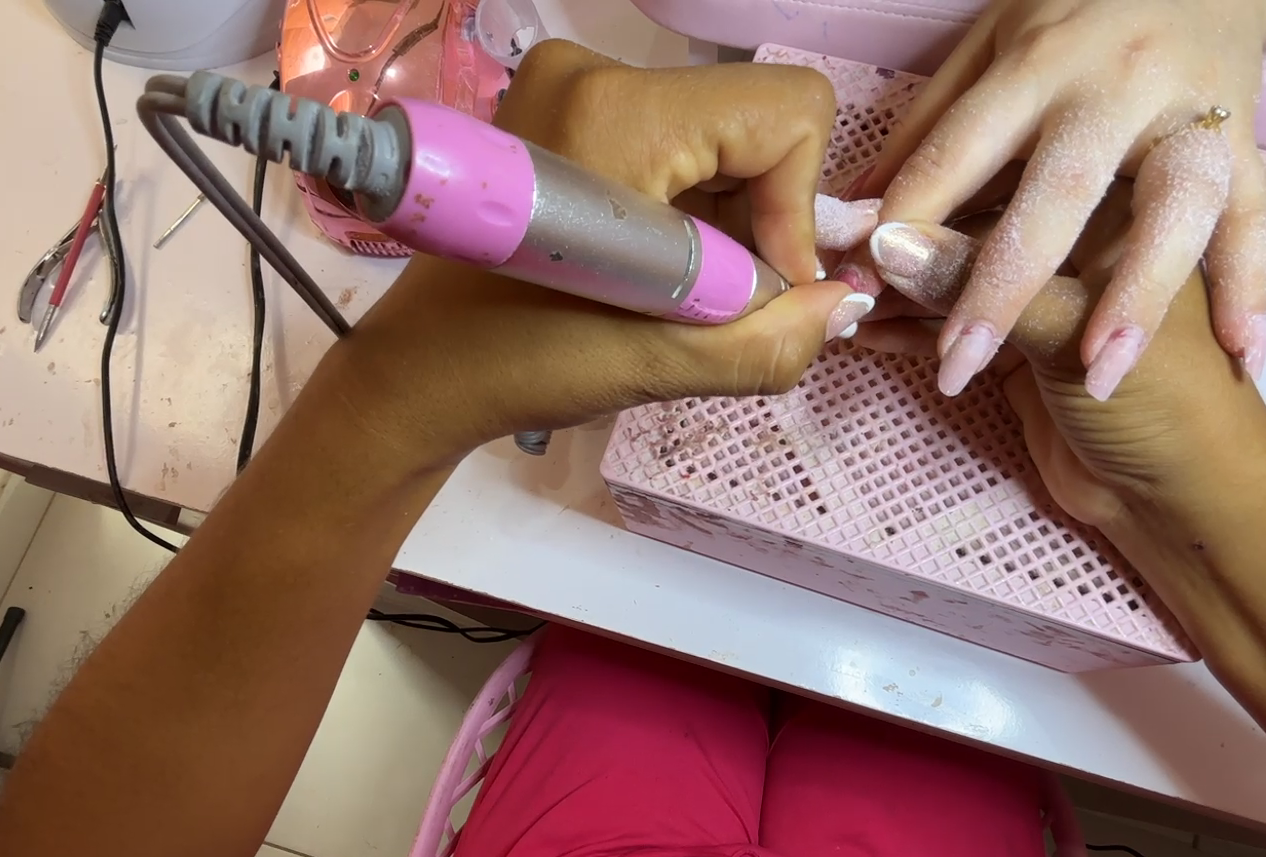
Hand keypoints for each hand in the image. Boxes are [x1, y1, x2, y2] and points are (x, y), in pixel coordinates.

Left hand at [330, 41, 863, 465]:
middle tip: (714, 304)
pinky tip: (654, 275)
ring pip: (721, 144)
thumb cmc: (519, 366)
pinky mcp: (568, 121)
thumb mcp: (656, 365)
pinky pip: (678, 155)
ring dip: (725, 231)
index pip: (787, 112)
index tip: (757, 293)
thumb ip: (768, 342)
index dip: (796, 212)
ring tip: (673, 297)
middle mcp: (596, 75)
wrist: (425, 372)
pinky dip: (691, 221)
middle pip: (755, 125)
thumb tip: (840, 302)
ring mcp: (576, 92)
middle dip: (759, 227)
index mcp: (617, 116)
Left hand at [858, 0, 1265, 398]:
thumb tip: (855, 213)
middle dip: (1003, 287)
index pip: (956, 155)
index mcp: (1038, 62)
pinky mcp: (1252, 140)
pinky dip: (1255, 287)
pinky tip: (1243, 356)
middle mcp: (1119, 85)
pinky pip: (1256, 218)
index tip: (869, 287)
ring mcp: (1195, 113)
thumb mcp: (989, 57)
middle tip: (959, 364)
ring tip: (1102, 375)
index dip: (909, 225)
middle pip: (1056, 195)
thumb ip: (927, 137)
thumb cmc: (1074, 19)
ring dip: (1138, 298)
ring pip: (1174, 208)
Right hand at [862, 214, 1265, 533]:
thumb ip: (978, 282)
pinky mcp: (1009, 347)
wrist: (1182, 496)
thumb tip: (886, 245)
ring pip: (951, 281)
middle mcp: (1066, 238)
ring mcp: (1035, 296)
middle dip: (901, 249)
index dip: (926, 200)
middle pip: (964, 229)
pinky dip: (908, 333)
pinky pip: (948, 329)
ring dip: (897, 295)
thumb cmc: (1162, 400)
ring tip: (841, 304)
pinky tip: (865, 334)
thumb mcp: (1067, 328)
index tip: (859, 223)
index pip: (1001, 182)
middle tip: (838, 264)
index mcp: (1105, 204)